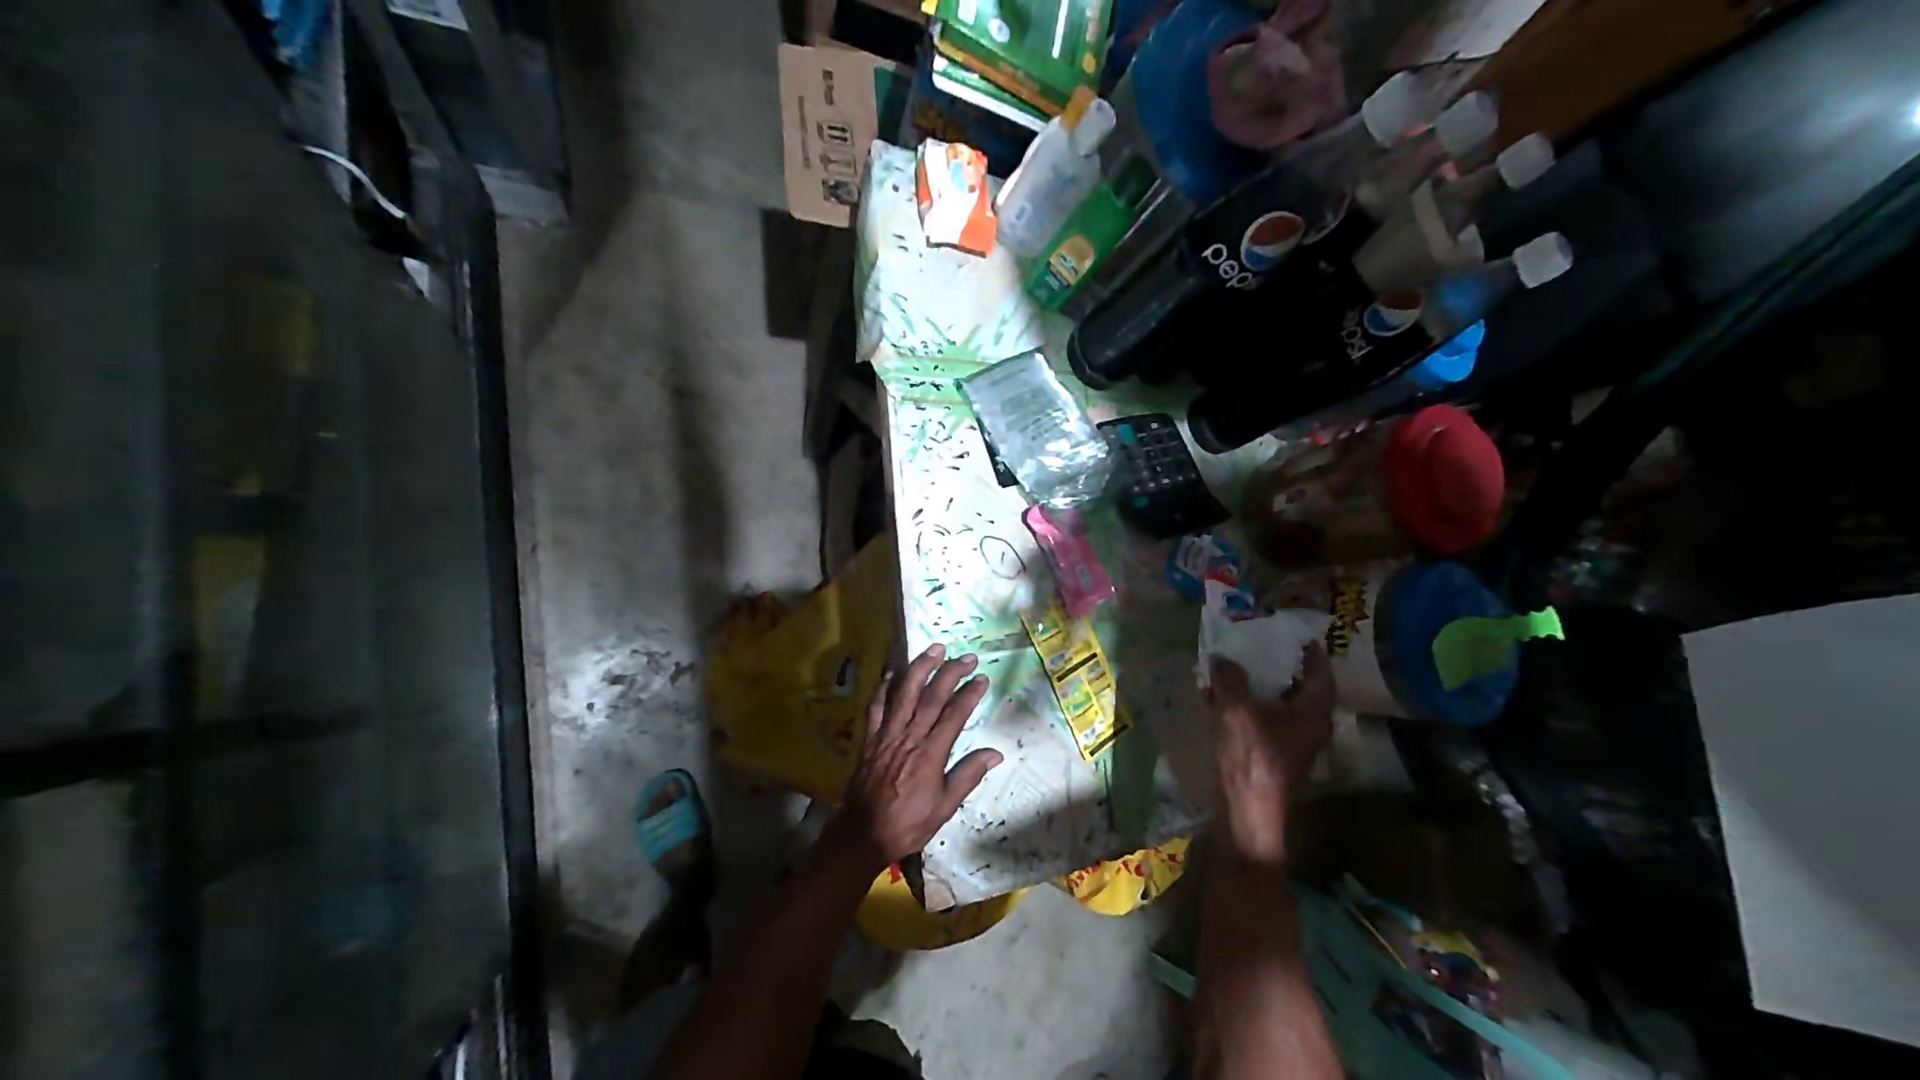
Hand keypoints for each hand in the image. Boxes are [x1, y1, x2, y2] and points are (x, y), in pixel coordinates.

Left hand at [829, 644, 1000, 872]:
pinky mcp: (870, 737)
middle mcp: (910, 736)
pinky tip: (893, 672)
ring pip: (905, 692)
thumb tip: (995, 753)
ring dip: (920, 668)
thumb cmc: (908, 823)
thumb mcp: (945, 806)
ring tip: (934, 649)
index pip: (954, 714)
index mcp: (931, 753)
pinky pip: (877, 705)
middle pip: (932, 696)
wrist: (863, 832)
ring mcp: (887, 734)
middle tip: (966, 657)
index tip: (982, 678)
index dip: (969, 694)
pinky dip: (885, 687)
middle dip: (950, 672)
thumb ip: (968, 775)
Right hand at [1207, 643, 1333, 864]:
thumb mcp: (1237, 710)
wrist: (1248, 811)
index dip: (1312, 653)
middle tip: (1267, 644)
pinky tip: (1231, 697)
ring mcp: (1293, 742)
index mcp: (1313, 712)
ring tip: (1244, 664)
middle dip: (1286, 667)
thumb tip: (1222, 657)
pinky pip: (1268, 719)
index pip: (1321, 674)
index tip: (1300, 634)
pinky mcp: (1274, 754)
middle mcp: (1311, 726)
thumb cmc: (1252, 757)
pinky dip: (1255, 704)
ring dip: (1267, 686)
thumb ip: (1230, 679)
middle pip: (1304, 689)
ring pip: (1284, 705)